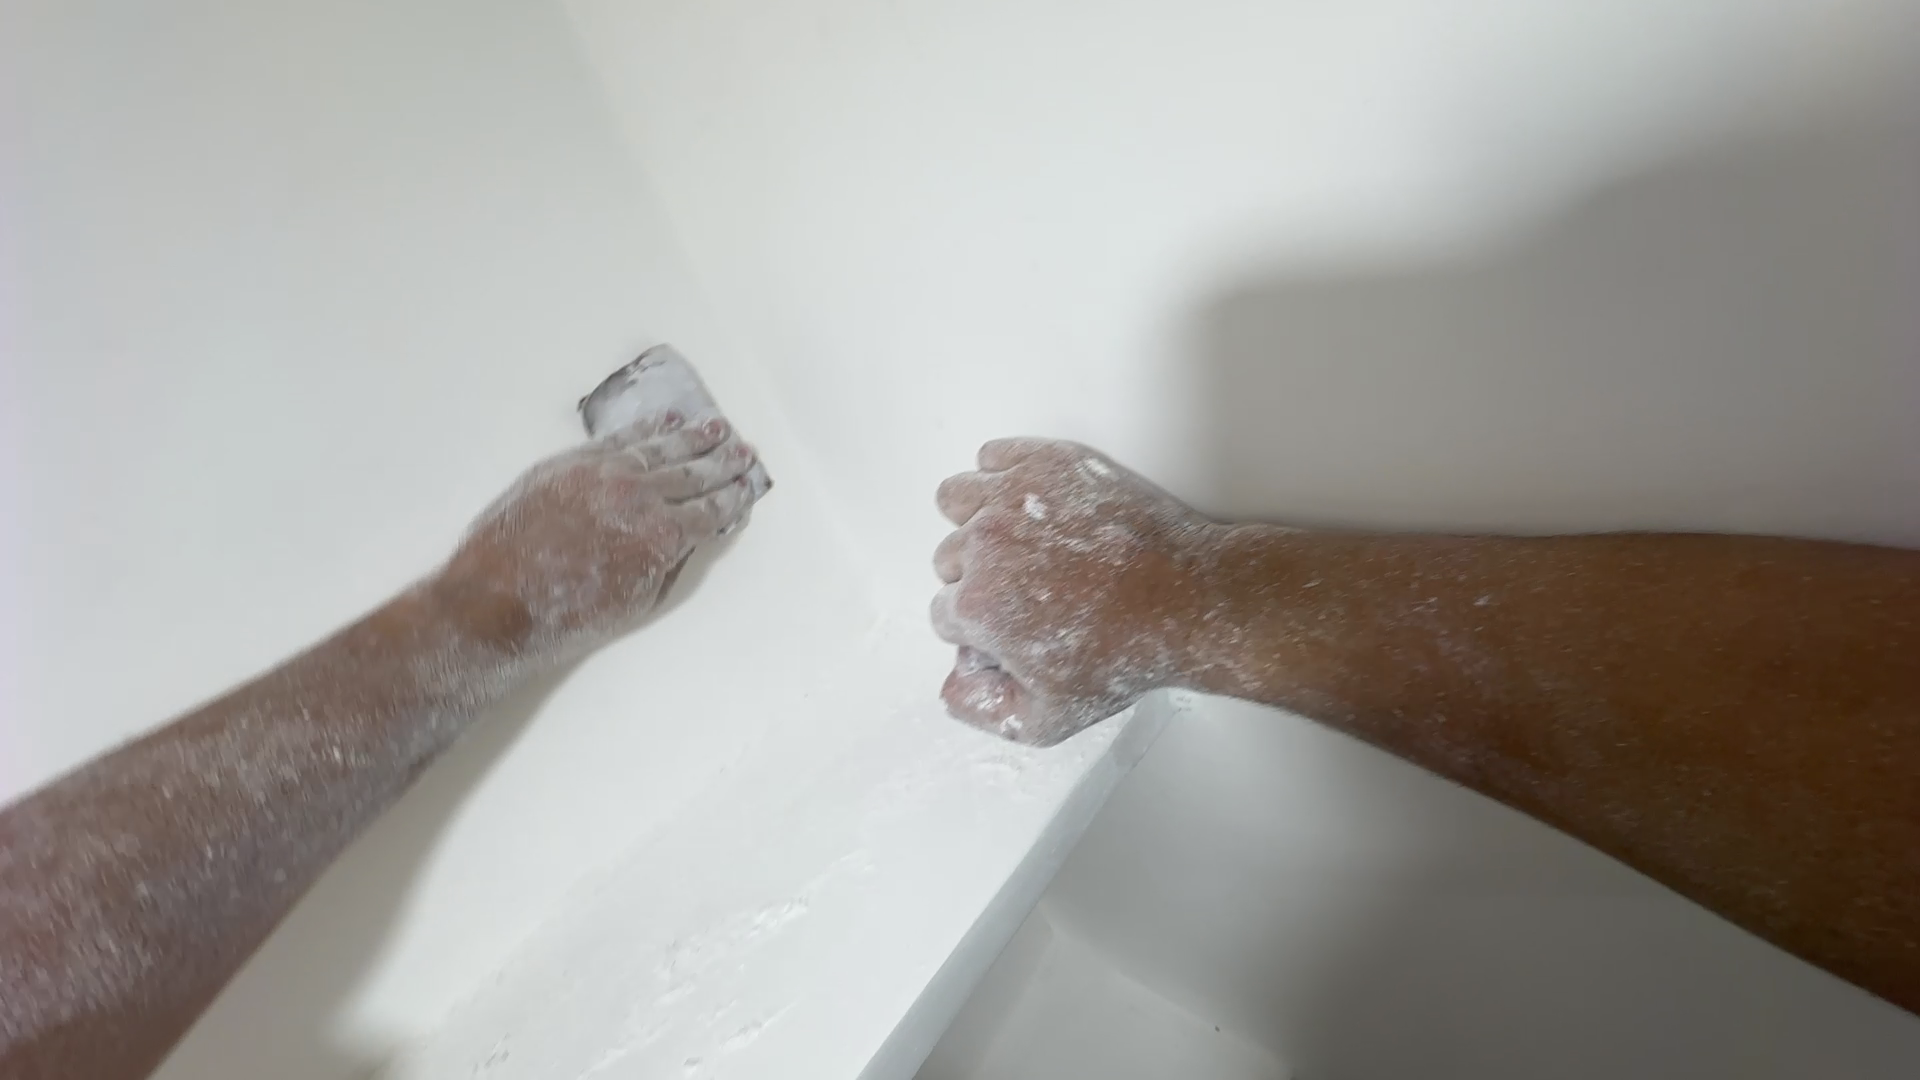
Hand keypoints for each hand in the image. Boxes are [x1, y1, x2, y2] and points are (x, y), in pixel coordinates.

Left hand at [438, 415, 758, 659]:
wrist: (496, 603)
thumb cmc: (573, 616)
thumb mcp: (642, 599)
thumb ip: (673, 560)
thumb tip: (694, 533)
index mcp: (663, 537)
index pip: (713, 509)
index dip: (735, 495)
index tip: (750, 483)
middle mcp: (640, 498)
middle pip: (694, 474)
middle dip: (723, 462)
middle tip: (744, 450)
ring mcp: (605, 475)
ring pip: (661, 450)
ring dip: (693, 439)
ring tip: (715, 427)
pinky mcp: (571, 464)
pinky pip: (620, 440)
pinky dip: (647, 430)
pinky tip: (666, 424)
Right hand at [930, 438, 1221, 745]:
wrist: (1187, 600)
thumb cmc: (1123, 656)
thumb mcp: (1048, 718)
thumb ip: (985, 711)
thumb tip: (951, 687)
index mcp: (978, 606)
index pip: (943, 613)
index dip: (976, 626)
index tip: (1009, 625)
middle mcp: (983, 545)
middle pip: (948, 559)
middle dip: (977, 577)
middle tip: (1025, 587)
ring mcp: (1011, 497)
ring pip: (955, 501)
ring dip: (973, 521)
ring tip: (1016, 540)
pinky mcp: (1043, 463)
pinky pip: (992, 458)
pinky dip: (999, 477)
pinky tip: (1027, 503)